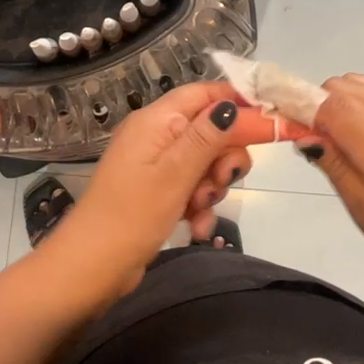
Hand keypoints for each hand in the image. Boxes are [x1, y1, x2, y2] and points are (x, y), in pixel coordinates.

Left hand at [40, 82, 290, 291]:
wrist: (89, 269)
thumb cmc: (132, 215)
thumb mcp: (176, 174)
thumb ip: (207, 137)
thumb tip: (232, 104)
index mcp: (156, 120)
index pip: (206, 94)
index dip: (241, 103)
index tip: (274, 122)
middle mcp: (156, 135)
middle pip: (210, 129)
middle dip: (225, 157)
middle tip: (222, 181)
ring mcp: (155, 165)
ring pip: (205, 162)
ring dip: (212, 187)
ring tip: (200, 210)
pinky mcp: (156, 192)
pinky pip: (191, 188)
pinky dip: (199, 206)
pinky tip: (195, 228)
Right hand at [300, 74, 363, 278]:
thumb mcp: (360, 205)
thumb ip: (332, 163)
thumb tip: (302, 134)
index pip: (335, 106)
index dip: (307, 108)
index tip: (290, 123)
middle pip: (345, 88)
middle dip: (321, 102)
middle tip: (313, 134)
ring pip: (361, 83)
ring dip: (340, 98)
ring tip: (337, 132)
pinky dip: (361, 98)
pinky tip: (360, 127)